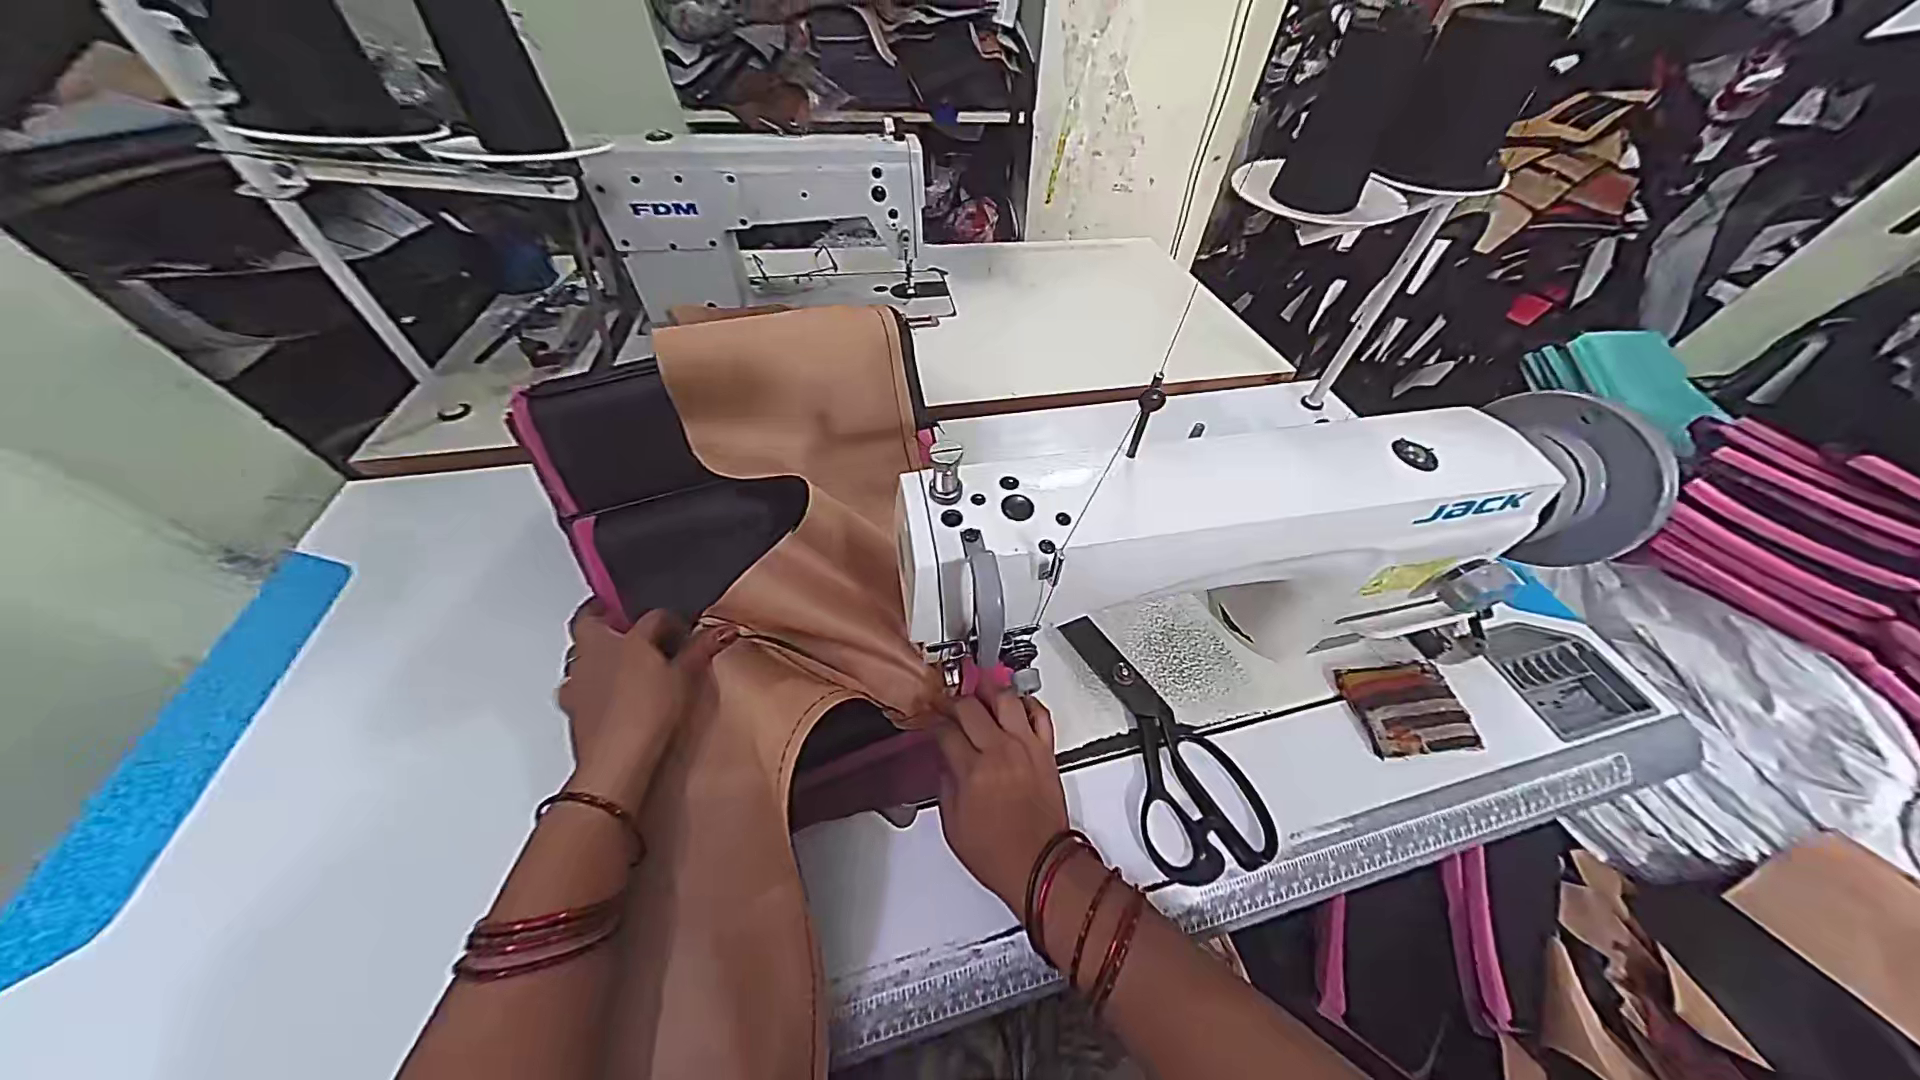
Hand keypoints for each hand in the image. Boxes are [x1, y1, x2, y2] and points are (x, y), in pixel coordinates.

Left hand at [556, 602, 736, 809]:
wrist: (615, 759)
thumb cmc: (646, 714)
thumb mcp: (684, 678)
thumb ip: (701, 650)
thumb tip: (723, 631)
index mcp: (625, 640)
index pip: (650, 617)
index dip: (668, 620)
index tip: (680, 631)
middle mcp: (594, 653)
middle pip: (590, 620)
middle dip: (603, 615)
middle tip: (617, 617)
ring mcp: (577, 680)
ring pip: (579, 652)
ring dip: (593, 650)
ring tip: (612, 657)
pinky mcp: (570, 706)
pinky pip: (575, 684)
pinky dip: (588, 682)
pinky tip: (603, 693)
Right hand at [932, 690, 1068, 908]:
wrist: (1040, 866)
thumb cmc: (1000, 853)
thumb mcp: (954, 825)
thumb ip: (946, 784)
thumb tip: (945, 760)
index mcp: (973, 771)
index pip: (946, 729)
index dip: (934, 721)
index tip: (932, 720)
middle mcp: (1000, 752)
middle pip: (971, 705)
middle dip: (955, 700)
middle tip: (950, 701)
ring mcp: (1025, 748)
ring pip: (1006, 698)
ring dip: (989, 689)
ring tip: (980, 688)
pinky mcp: (1046, 751)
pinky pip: (1040, 714)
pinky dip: (1027, 703)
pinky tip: (1016, 704)